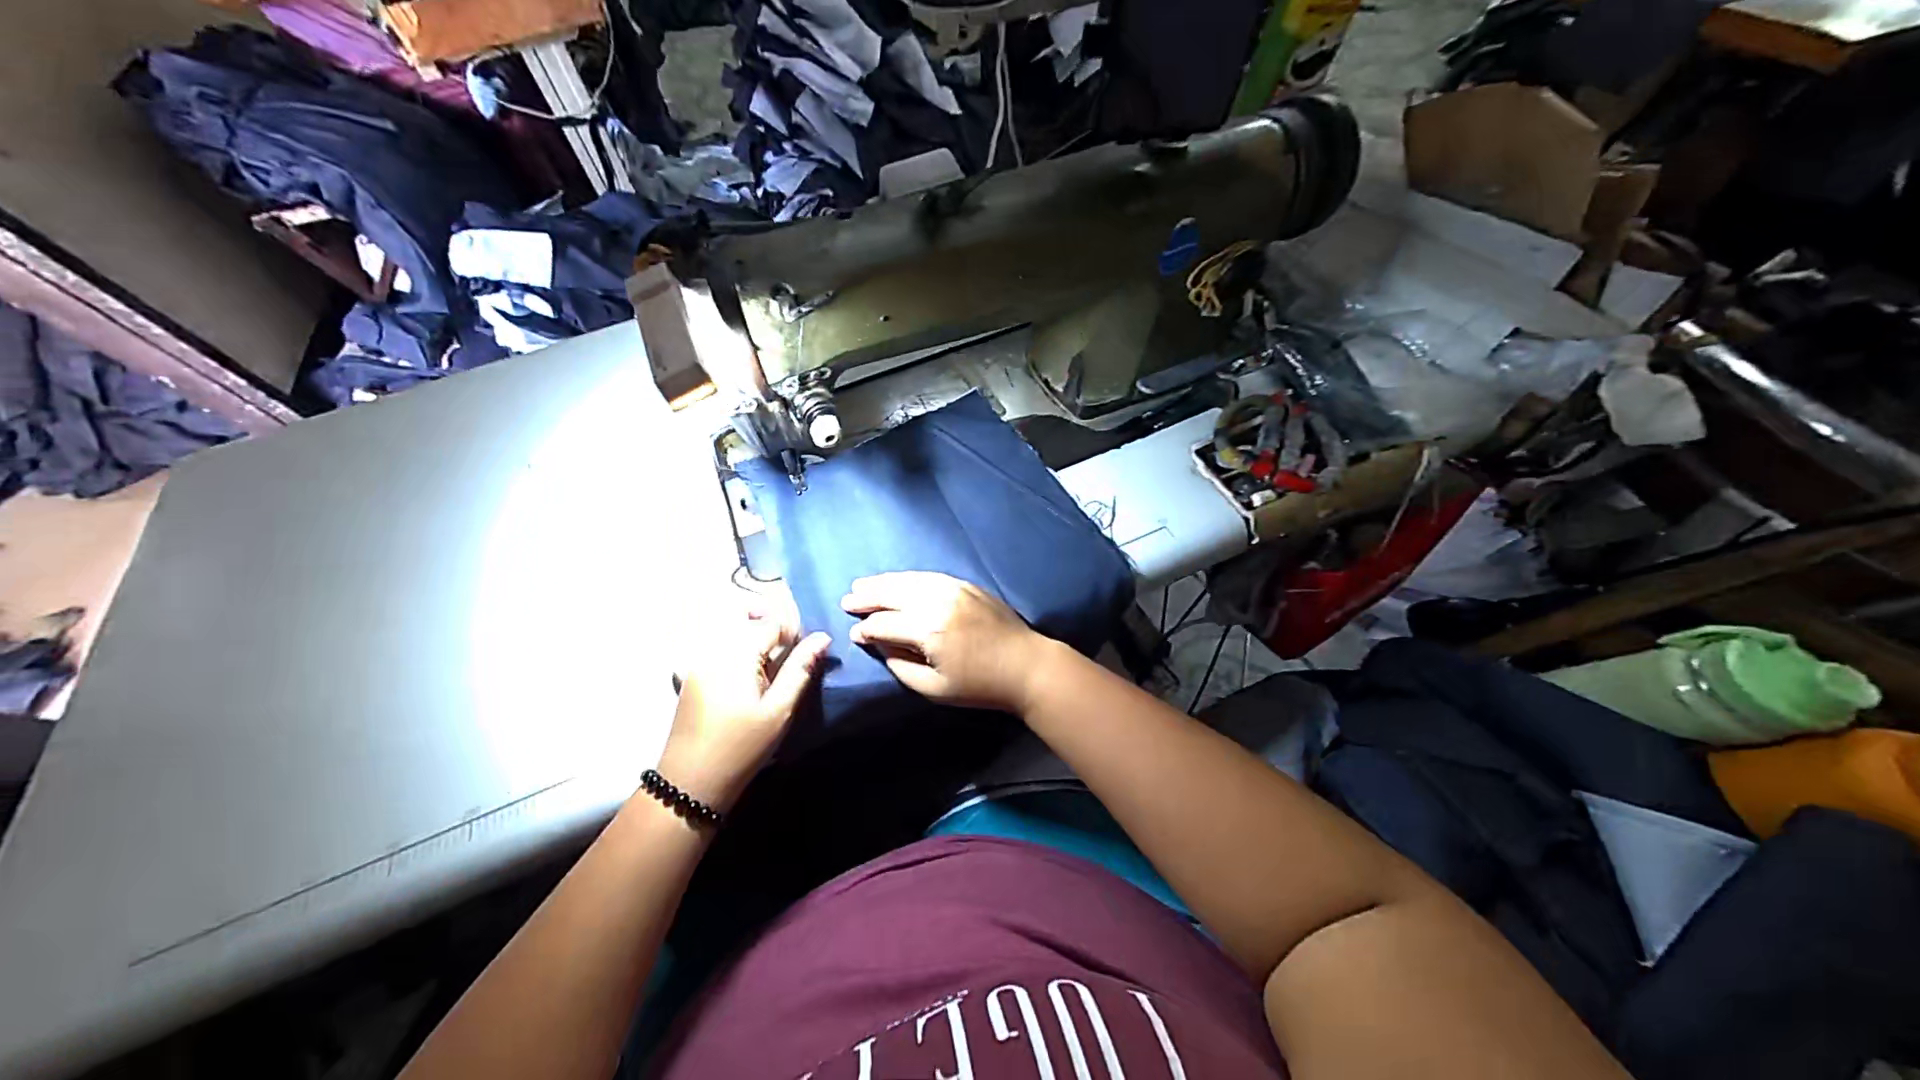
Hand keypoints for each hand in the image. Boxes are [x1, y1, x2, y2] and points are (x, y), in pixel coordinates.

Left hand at [658, 601, 829, 811]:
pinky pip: (715, 647)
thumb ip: (801, 669)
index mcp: (735, 654)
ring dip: (753, 640)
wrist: (690, 783)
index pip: (771, 623)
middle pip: (747, 621)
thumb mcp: (779, 710)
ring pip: (730, 631)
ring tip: (768, 667)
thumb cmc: (742, 748)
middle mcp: (712, 649)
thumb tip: (822, 637)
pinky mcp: (689, 675)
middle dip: (771, 632)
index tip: (804, 656)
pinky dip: (735, 652)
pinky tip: (744, 679)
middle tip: (787, 659)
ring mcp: (696, 661)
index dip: (793, 633)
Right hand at [841, 572, 1050, 712]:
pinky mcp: (966, 585)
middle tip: (848, 600)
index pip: (884, 624)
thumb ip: (901, 666)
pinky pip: (929, 576)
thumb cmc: (980, 685)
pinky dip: (908, 578)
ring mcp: (954, 589)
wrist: (1026, 666)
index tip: (855, 635)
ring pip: (909, 580)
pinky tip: (897, 582)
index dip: (866, 630)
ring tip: (864, 585)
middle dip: (868, 597)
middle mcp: (938, 602)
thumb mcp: (934, 688)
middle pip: (893, 594)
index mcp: (928, 629)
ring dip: (884, 582)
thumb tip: (880, 645)